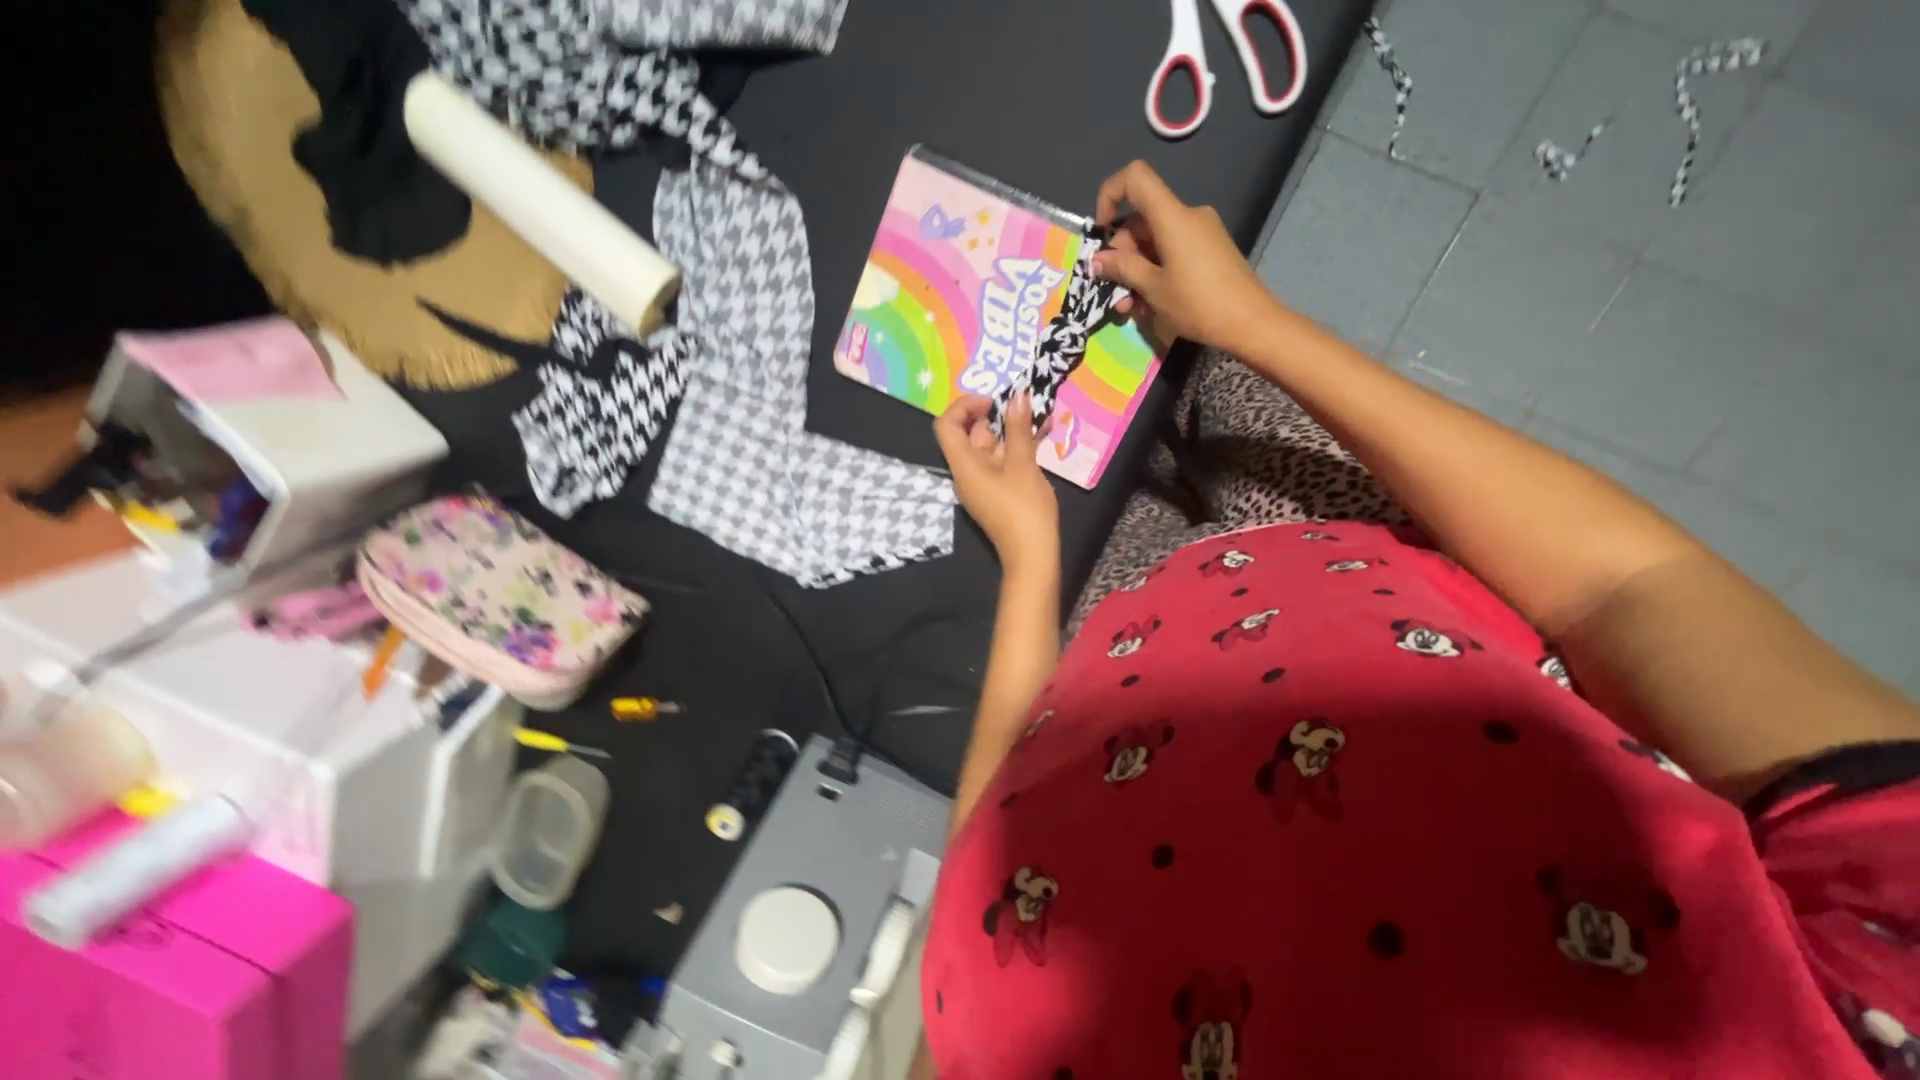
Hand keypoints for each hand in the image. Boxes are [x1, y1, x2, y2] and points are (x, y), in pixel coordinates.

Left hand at [933, 393, 1058, 574]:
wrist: (1033, 556)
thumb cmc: (1025, 508)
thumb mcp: (1023, 464)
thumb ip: (1018, 429)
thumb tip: (1017, 396)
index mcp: (963, 465)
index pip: (947, 425)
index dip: (965, 406)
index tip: (993, 401)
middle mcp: (967, 473)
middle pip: (970, 434)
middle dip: (995, 416)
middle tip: (1023, 405)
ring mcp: (982, 483)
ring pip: (990, 447)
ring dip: (1011, 430)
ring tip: (1039, 416)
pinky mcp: (997, 492)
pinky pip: (1001, 461)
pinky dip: (1017, 447)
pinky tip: (1042, 435)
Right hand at [1092, 160, 1283, 354]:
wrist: (1251, 323)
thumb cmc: (1199, 303)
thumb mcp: (1153, 289)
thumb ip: (1123, 269)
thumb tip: (1097, 259)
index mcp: (1173, 217)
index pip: (1136, 177)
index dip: (1110, 194)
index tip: (1102, 230)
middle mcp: (1188, 216)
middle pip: (1142, 218)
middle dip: (1121, 252)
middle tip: (1113, 287)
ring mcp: (1201, 233)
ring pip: (1155, 240)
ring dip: (1136, 270)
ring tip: (1129, 306)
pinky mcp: (1210, 250)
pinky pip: (1172, 251)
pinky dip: (1155, 272)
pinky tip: (1149, 303)